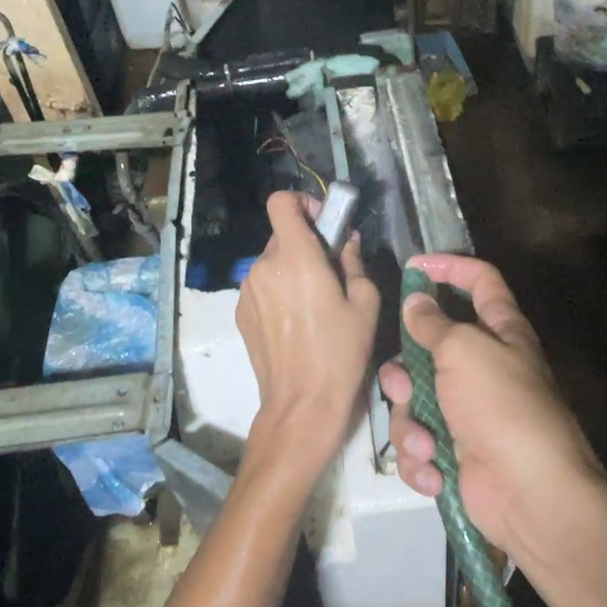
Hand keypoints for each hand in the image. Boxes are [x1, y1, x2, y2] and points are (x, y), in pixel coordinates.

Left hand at [234, 191, 380, 473]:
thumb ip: (354, 262)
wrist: (302, 404)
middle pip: (282, 234)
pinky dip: (279, 291)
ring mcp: (247, 291)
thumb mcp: (365, 303)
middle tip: (332, 270)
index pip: (281, 202)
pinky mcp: (241, 313)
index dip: (303, 202)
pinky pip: (263, 286)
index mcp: (295, 257)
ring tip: (316, 303)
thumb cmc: (341, 351)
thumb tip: (346, 242)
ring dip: (293, 268)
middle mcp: (264, 267)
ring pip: (272, 262)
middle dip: (307, 243)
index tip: (324, 223)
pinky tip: (298, 322)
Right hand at [379, 254, 601, 559]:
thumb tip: (417, 300)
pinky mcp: (455, 452)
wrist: (531, 494)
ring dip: (411, 424)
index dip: (449, 267)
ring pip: (415, 400)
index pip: (479, 281)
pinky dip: (421, 459)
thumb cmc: (502, 407)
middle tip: (404, 385)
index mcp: (500, 331)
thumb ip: (434, 323)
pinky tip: (434, 473)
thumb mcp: (463, 351)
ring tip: (426, 444)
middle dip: (406, 370)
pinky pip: (419, 443)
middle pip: (429, 348)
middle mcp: (484, 367)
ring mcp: (468, 412)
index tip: (412, 268)